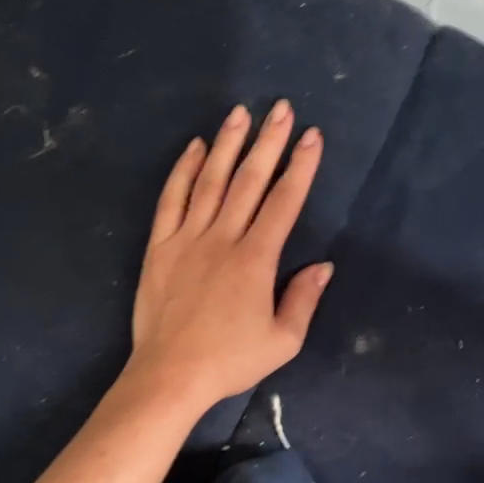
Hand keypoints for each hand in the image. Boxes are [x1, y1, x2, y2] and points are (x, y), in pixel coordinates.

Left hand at [123, 101, 332, 412]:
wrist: (170, 374)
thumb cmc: (230, 360)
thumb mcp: (282, 341)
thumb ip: (303, 299)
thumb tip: (323, 265)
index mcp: (256, 259)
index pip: (284, 202)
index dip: (301, 166)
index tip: (312, 136)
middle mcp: (223, 238)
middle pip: (250, 180)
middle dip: (268, 141)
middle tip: (280, 108)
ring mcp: (188, 239)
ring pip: (211, 181)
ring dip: (228, 145)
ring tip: (241, 113)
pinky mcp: (160, 246)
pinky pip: (172, 200)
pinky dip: (184, 171)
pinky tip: (196, 148)